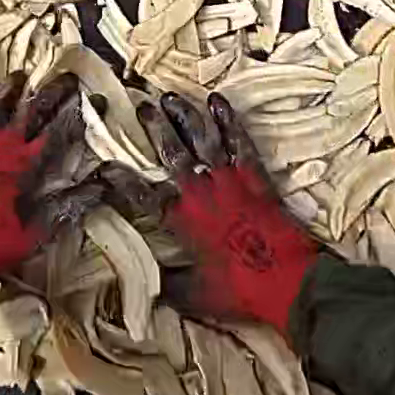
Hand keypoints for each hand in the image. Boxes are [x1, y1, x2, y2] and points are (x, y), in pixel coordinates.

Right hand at [145, 91, 316, 334]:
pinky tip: (217, 101)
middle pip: (171, 152)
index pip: (142, 194)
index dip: (121, 179)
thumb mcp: (196, 297)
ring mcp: (228, 179)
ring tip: (170, 97)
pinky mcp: (253, 176)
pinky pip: (238, 141)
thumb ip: (169, 286)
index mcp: (181, 218)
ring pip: (201, 139)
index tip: (105, 165)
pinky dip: (227, 120)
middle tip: (142, 108)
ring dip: (184, 116)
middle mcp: (199, 191)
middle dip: (154, 128)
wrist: (289, 281)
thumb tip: (147, 285)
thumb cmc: (240, 290)